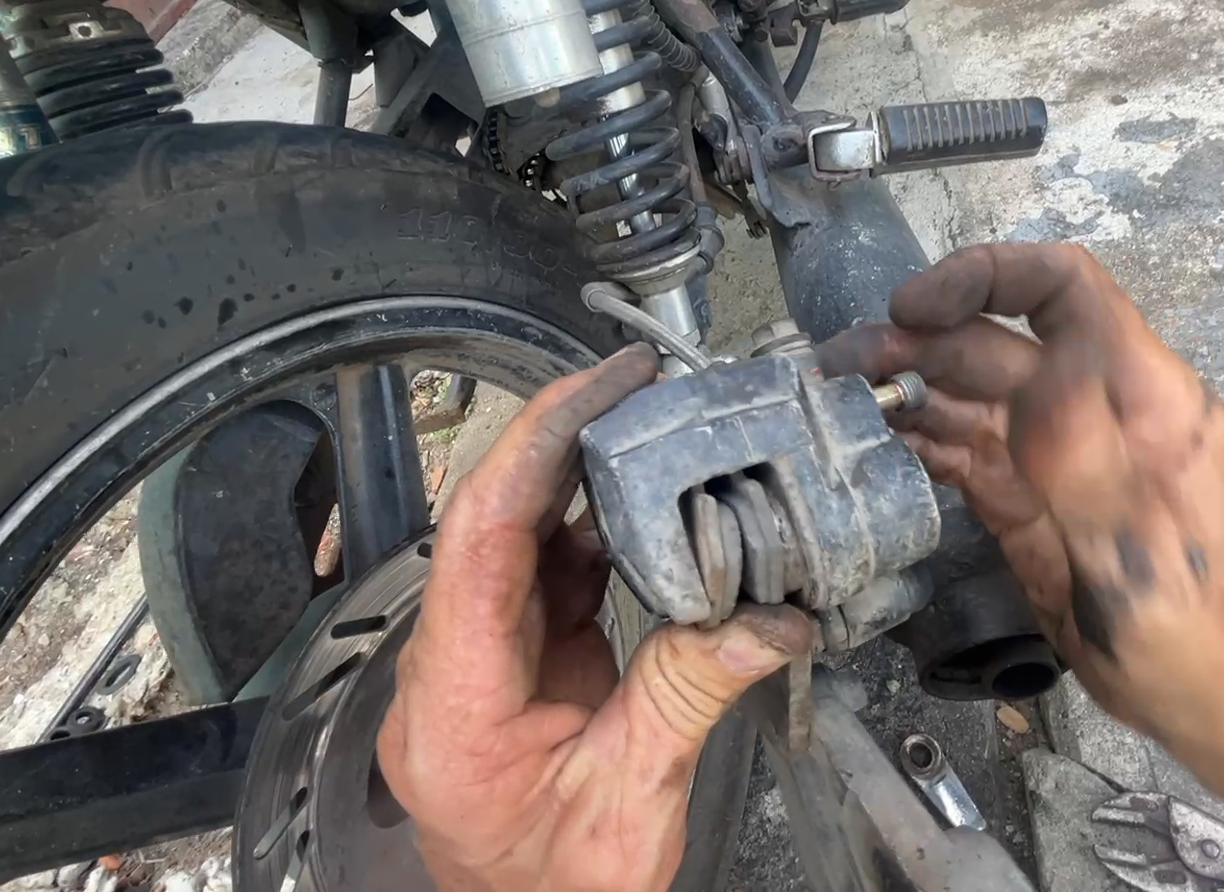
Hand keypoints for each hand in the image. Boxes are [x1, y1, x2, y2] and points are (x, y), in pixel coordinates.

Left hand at [377, 344, 813, 891]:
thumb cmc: (558, 891)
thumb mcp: (632, 804)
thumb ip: (689, 696)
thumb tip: (769, 615)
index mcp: (457, 701)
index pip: (478, 536)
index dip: (534, 448)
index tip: (596, 391)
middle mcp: (454, 659)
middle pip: (495, 514)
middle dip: (560, 436)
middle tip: (631, 383)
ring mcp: (485, 646)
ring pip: (523, 528)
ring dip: (581, 470)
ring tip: (644, 422)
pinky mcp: (520, 644)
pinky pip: (552, 560)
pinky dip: (596, 520)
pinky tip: (641, 496)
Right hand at [818, 244, 1223, 780]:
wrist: (1209, 708)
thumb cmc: (1200, 638)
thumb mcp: (1148, 562)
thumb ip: (1093, 467)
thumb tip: (1038, 379)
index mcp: (1140, 396)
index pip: (1064, 290)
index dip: (986, 276)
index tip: (913, 307)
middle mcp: (1086, 404)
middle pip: (990, 342)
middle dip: (912, 344)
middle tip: (838, 365)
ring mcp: (1046, 448)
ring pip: (961, 392)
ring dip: (897, 390)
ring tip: (833, 399)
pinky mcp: (1016, 488)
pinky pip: (954, 446)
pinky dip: (910, 441)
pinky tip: (867, 446)